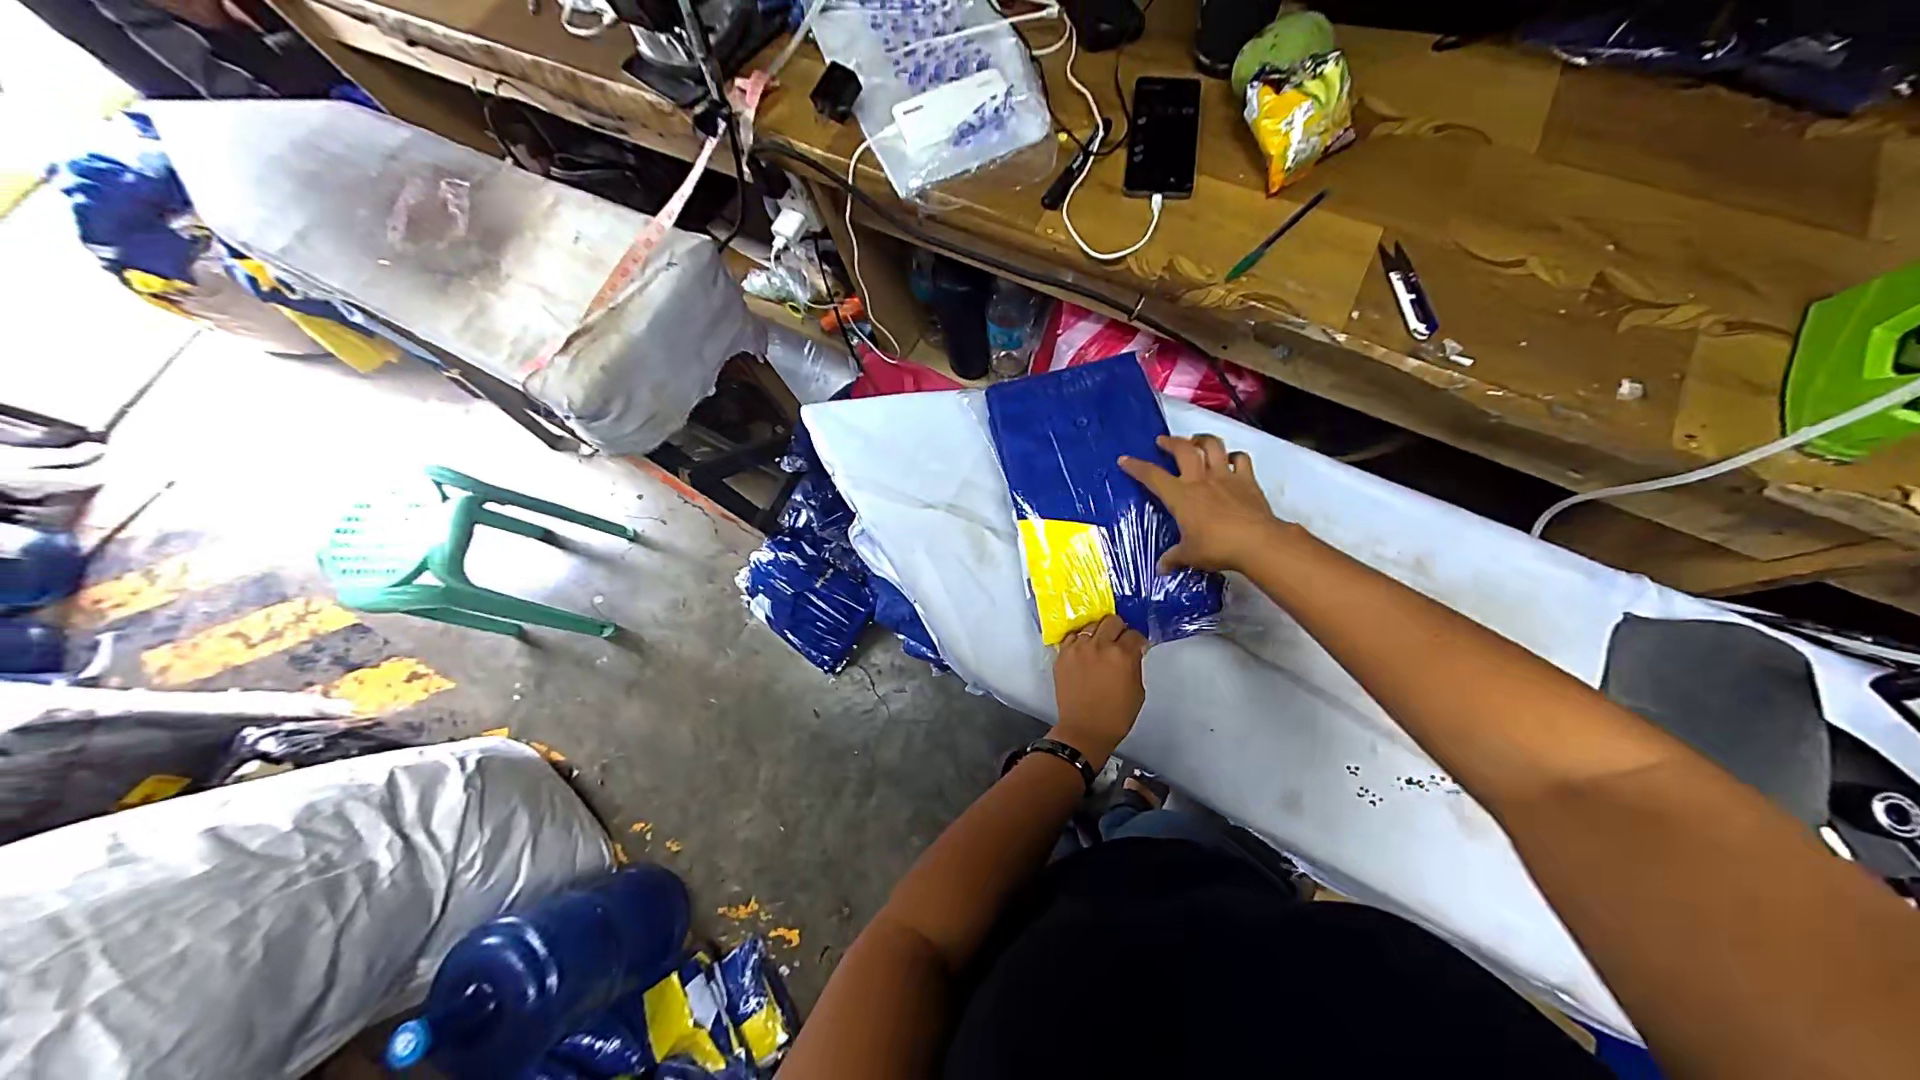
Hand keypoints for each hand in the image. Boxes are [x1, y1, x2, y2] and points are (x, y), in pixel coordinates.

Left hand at [1050, 615, 1147, 766]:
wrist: (1084, 729)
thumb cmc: (1115, 716)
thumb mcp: (1137, 690)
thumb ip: (1135, 665)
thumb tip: (1133, 652)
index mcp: (1122, 655)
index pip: (1134, 634)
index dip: (1137, 640)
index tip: (1137, 645)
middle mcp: (1099, 646)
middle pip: (1112, 621)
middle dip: (1119, 629)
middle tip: (1119, 641)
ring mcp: (1078, 648)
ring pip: (1091, 625)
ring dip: (1098, 633)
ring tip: (1099, 645)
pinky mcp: (1062, 654)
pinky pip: (1072, 637)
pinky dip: (1080, 640)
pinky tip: (1084, 650)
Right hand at [1118, 434, 1287, 573]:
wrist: (1257, 542)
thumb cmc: (1216, 547)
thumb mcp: (1189, 555)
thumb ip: (1174, 558)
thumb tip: (1160, 568)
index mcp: (1180, 495)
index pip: (1152, 476)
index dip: (1136, 467)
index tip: (1124, 460)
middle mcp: (1201, 480)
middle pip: (1183, 449)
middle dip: (1170, 442)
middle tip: (1163, 441)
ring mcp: (1226, 476)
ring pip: (1212, 446)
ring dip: (1202, 440)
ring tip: (1196, 441)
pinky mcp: (1247, 480)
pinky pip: (1241, 459)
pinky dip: (1234, 456)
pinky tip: (1230, 460)